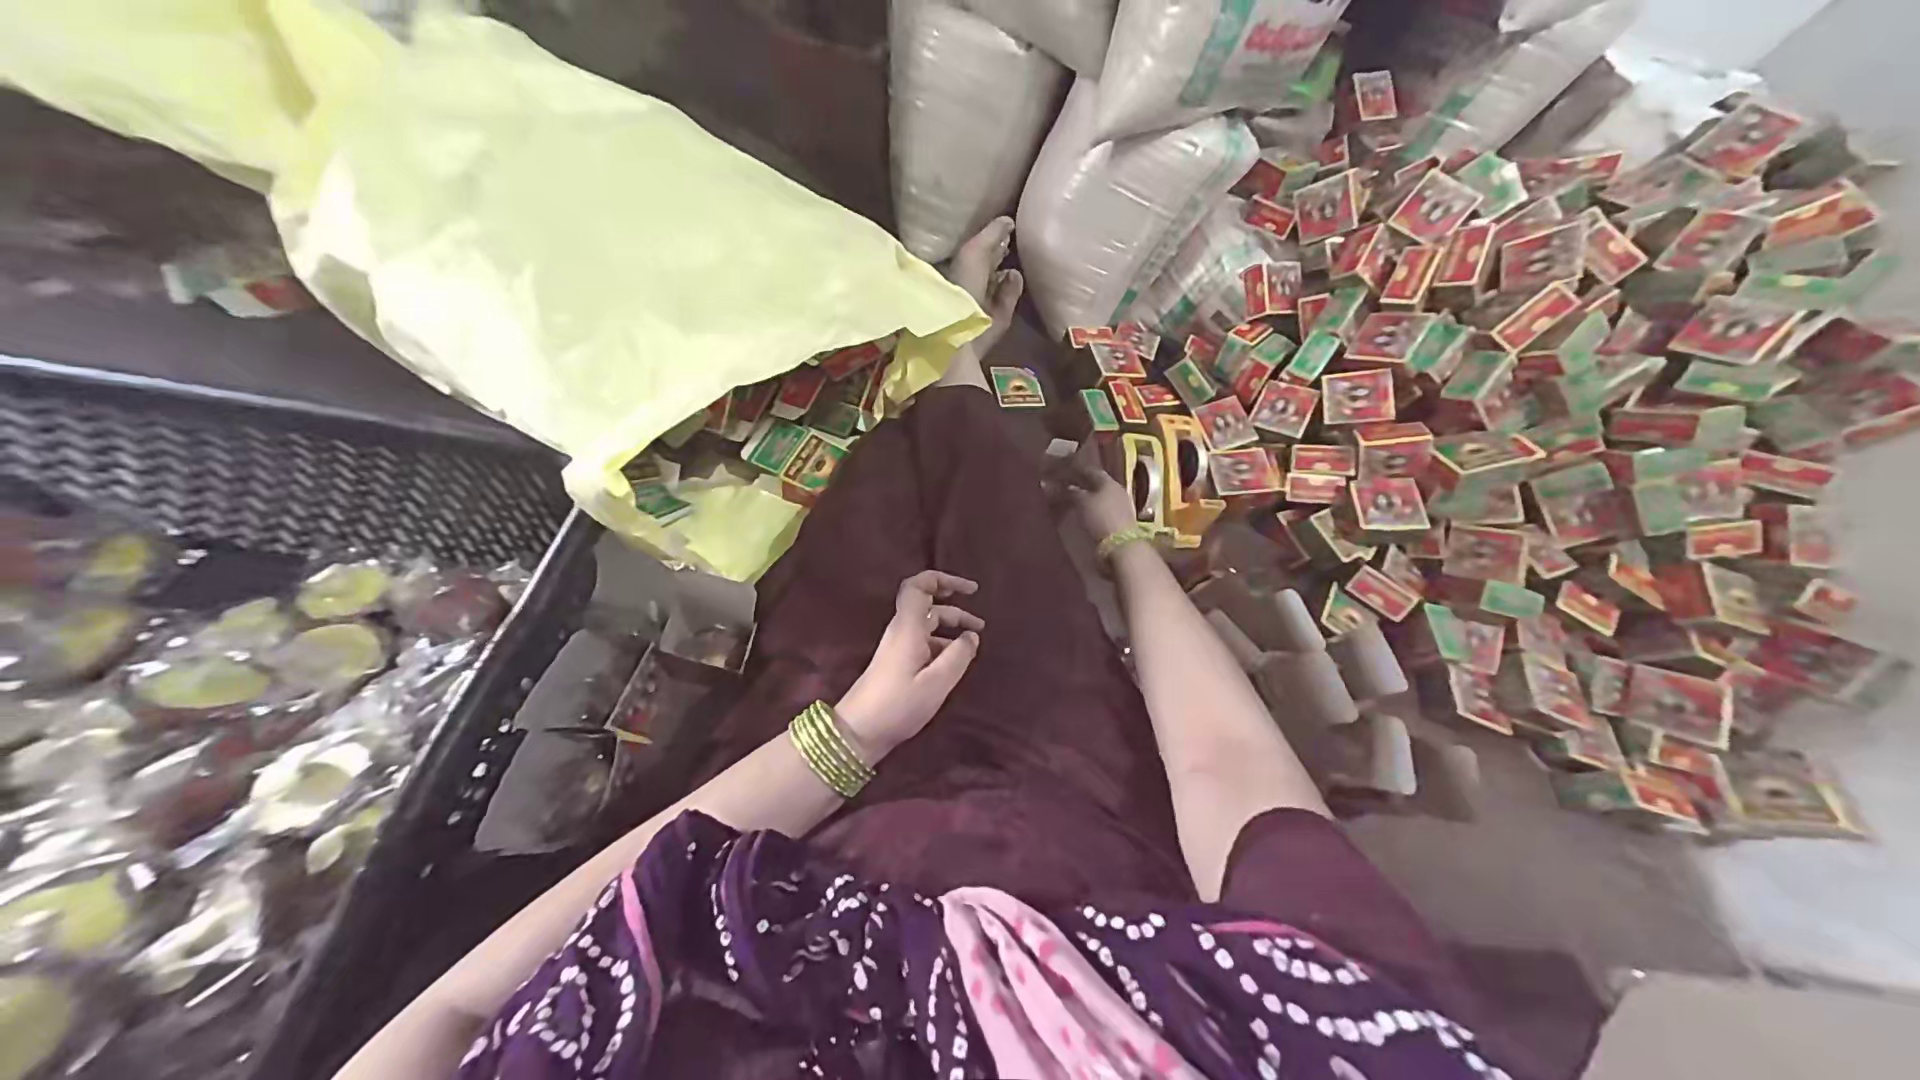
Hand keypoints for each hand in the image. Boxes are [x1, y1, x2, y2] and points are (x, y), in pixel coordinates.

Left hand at [835, 571, 983, 757]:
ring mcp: (897, 646)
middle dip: (955, 608)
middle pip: (927, 605)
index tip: (969, 590)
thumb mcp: (937, 683)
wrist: (858, 731)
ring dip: (951, 628)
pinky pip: (923, 642)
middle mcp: (901, 631)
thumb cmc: (898, 705)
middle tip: (980, 622)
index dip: (942, 580)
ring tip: (974, 642)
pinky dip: (942, 644)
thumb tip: (971, 636)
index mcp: (908, 628)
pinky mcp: (896, 662)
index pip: (918, 586)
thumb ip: (958, 656)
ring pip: (927, 625)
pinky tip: (956, 660)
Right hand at [1045, 441, 1136, 540]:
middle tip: (1061, 484)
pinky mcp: (1118, 521)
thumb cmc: (1100, 519)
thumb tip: (1053, 484)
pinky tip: (1080, 511)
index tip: (1058, 470)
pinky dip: (1088, 507)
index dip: (1073, 469)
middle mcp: (1115, 490)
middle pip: (1094, 483)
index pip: (1088, 470)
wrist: (1122, 547)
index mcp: (1108, 481)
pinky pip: (1099, 508)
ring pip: (1097, 495)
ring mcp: (1119, 506)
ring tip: (1067, 498)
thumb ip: (1068, 492)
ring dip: (1083, 496)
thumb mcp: (1081, 502)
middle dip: (1078, 482)